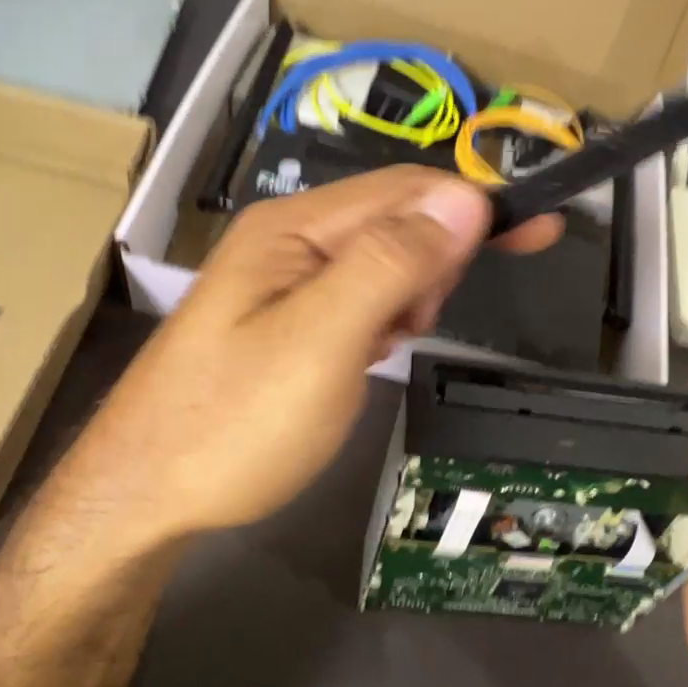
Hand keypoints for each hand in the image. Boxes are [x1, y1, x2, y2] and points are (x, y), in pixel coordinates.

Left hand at [44, 166, 560, 547]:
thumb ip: (393, 263)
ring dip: (409, 297)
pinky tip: (368, 355)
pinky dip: (383, 320)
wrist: (144, 497)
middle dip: (433, 264)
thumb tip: (466, 196)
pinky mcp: (284, 320)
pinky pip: (358, 298)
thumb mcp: (323, 341)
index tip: (543, 231)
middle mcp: (288, 239)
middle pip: (396, 220)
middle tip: (415, 328)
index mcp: (295, 228)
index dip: (477, 204)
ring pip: (382, 263)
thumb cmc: (233, 424)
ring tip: (385, 349)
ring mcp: (283, 281)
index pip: (408, 189)